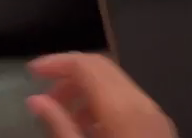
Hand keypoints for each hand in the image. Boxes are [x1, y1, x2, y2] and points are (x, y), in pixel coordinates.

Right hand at [26, 53, 175, 137]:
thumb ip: (59, 126)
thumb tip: (36, 101)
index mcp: (123, 109)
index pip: (85, 65)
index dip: (56, 62)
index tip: (33, 73)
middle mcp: (143, 104)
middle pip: (100, 68)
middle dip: (69, 76)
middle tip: (46, 97)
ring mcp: (155, 117)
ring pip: (114, 83)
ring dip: (86, 90)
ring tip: (64, 116)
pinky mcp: (159, 130)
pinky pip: (127, 101)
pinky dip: (104, 104)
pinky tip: (88, 129)